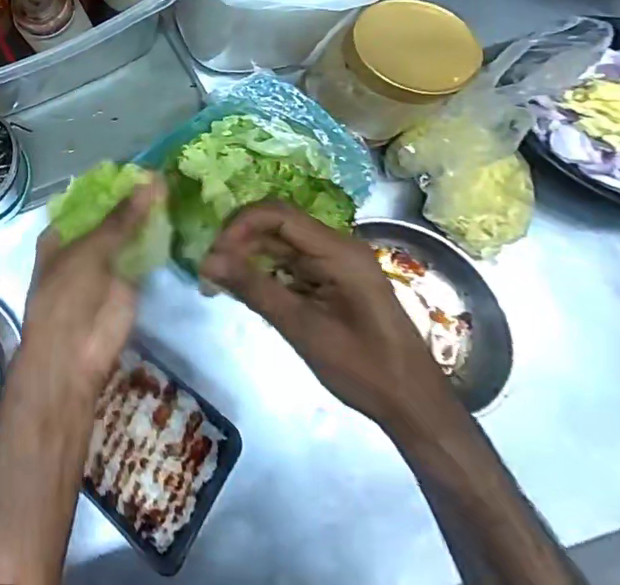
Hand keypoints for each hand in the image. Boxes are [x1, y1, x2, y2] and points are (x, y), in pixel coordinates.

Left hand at [18, 179, 158, 403]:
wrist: (74, 353)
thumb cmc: (67, 294)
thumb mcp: (91, 248)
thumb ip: (123, 217)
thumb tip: (153, 180)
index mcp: (62, 234)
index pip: (90, 200)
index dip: (113, 184)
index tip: (142, 164)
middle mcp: (83, 245)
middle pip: (113, 217)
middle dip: (136, 200)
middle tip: (167, 173)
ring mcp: (108, 264)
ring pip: (131, 235)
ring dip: (150, 218)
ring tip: (178, 187)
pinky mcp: (130, 282)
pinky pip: (145, 255)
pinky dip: (159, 239)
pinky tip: (179, 216)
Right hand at [200, 202, 450, 431]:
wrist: (413, 404)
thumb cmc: (363, 367)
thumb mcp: (302, 328)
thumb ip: (255, 289)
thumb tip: (207, 260)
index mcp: (337, 249)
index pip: (277, 214)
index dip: (239, 226)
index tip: (214, 256)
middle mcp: (336, 247)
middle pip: (276, 226)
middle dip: (238, 243)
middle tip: (208, 274)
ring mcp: (335, 264)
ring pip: (280, 246)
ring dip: (248, 259)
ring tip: (217, 285)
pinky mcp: (333, 282)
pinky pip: (291, 265)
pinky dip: (265, 274)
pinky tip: (245, 292)